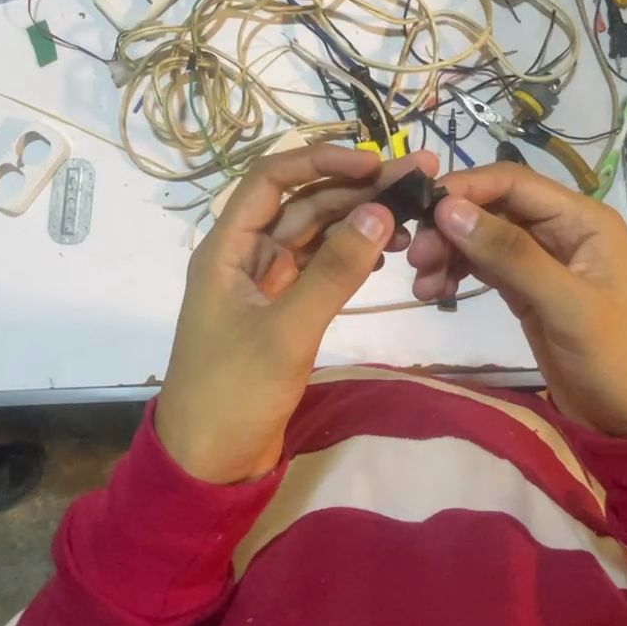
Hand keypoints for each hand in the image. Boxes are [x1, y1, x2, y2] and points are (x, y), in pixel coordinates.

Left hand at [155, 144, 439, 483]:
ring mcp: (264, 282)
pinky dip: (349, 257)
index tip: (375, 164)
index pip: (272, 178)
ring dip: (357, 222)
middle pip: (303, 202)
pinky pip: (318, 267)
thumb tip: (380, 211)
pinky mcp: (282, 309)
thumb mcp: (286, 332)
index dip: (321, 160)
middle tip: (417, 180)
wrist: (208, 465)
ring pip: (315, 234)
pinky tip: (383, 255)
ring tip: (411, 218)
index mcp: (228, 246)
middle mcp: (245, 254)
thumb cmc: (234, 394)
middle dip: (355, 188)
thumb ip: (334, 271)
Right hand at [406, 163, 626, 436]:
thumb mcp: (567, 305)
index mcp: (581, 219)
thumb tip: (447, 209)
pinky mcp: (524, 288)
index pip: (512, 182)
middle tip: (415, 257)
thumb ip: (510, 255)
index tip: (421, 211)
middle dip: (449, 226)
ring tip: (422, 283)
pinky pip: (481, 266)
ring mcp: (540, 259)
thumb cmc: (618, 357)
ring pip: (480, 236)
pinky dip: (455, 273)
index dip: (465, 189)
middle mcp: (559, 229)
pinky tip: (435, 293)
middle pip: (490, 207)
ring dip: (447, 252)